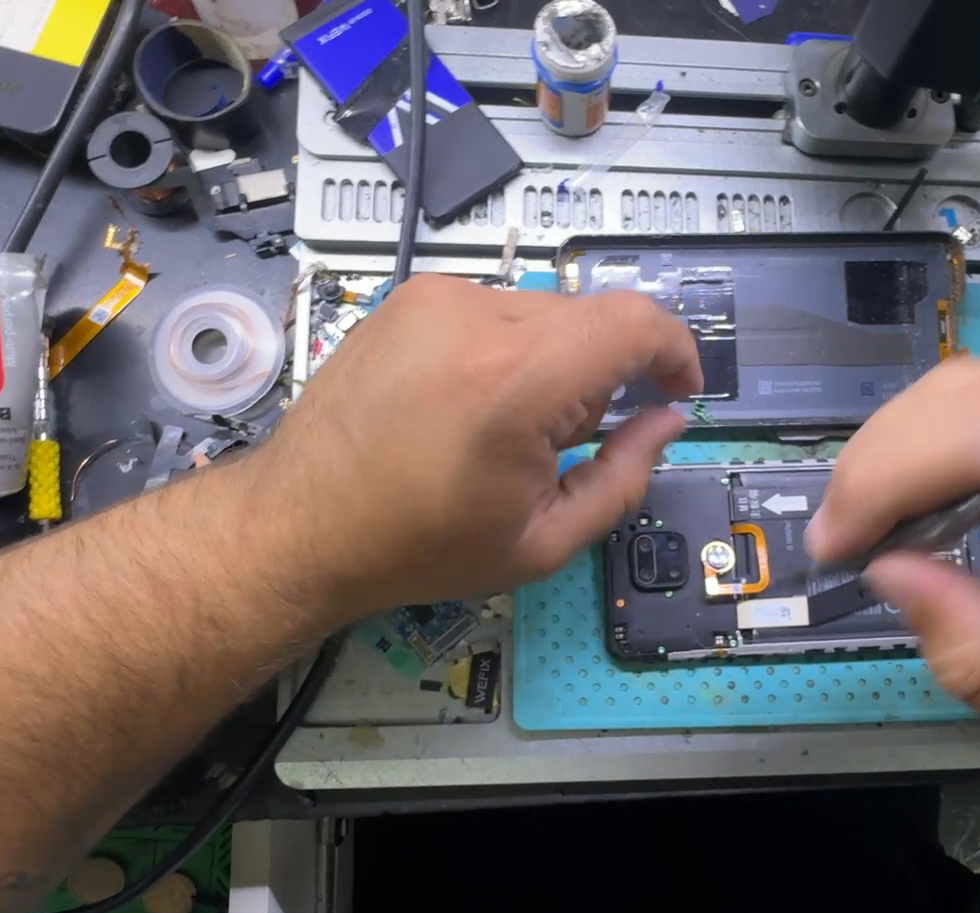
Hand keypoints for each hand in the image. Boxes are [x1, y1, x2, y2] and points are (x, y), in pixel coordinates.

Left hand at [258, 275, 701, 619]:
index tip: (677, 390)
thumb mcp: (544, 540)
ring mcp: (435, 298)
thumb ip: (624, 477)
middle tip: (573, 440)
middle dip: (608, 375)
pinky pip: (495, 311)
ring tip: (509, 430)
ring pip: (544, 314)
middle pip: (591, 320)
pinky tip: (474, 405)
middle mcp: (477, 316)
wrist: (302, 525)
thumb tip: (666, 422)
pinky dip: (512, 351)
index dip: (675, 351)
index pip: (634, 323)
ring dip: (557, 364)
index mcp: (517, 380)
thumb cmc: (422, 547)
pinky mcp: (408, 299)